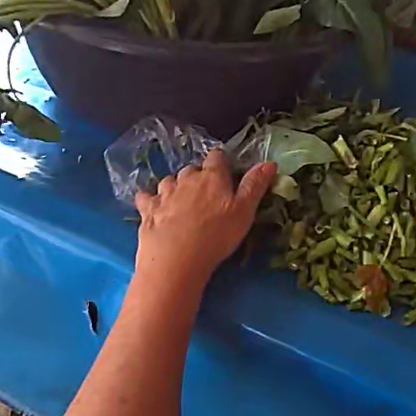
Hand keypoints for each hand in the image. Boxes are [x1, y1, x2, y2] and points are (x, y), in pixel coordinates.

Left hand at [133, 148, 275, 290]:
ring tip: (180, 203)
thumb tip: (269, 162)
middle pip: (192, 169)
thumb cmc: (216, 236)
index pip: (217, 156)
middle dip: (198, 178)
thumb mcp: (244, 212)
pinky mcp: (147, 208)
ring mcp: (164, 193)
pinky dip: (149, 199)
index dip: (221, 163)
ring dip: (175, 187)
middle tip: (205, 197)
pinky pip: (145, 196)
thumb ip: (255, 186)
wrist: (177, 258)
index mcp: (212, 176)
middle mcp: (186, 178)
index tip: (225, 175)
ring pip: (169, 180)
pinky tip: (153, 207)